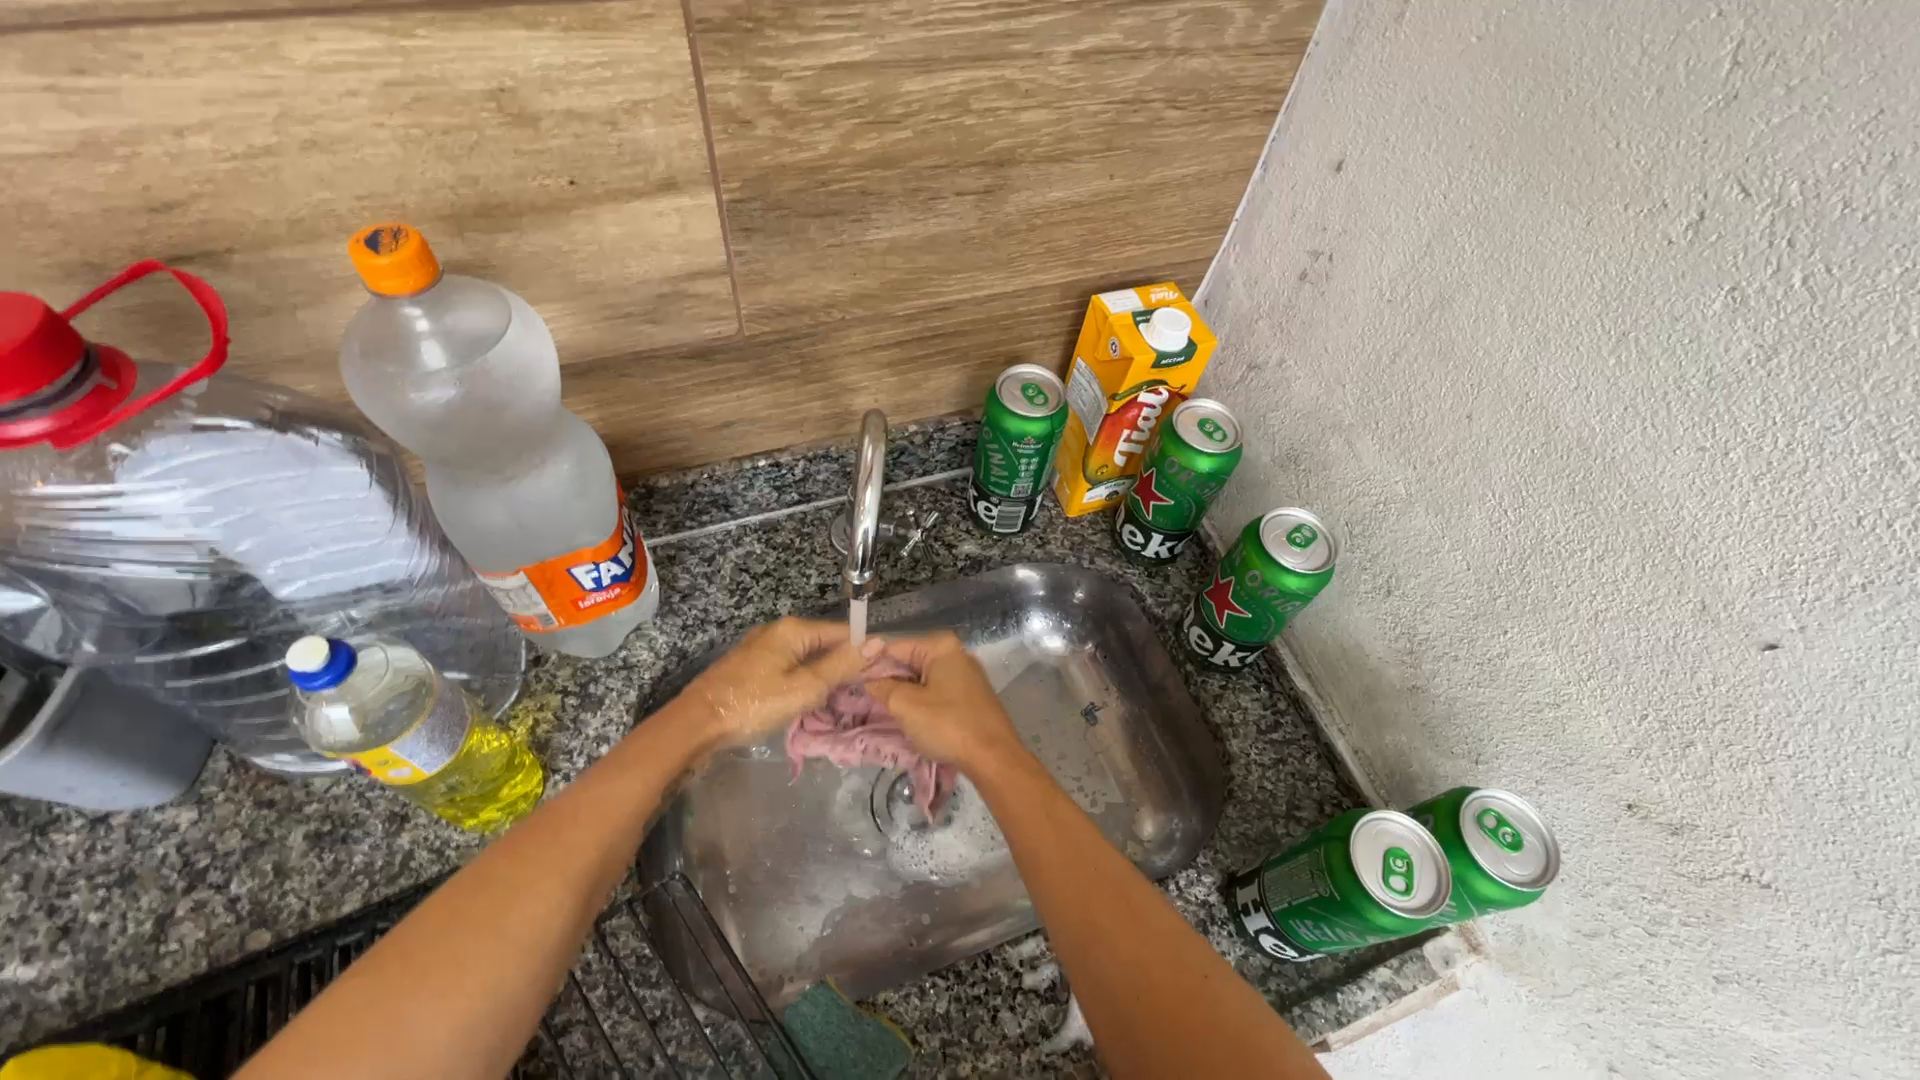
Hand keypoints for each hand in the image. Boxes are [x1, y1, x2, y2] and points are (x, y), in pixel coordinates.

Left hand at [677, 617, 881, 746]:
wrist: (696, 725)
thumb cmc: (754, 705)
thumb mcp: (806, 688)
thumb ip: (842, 666)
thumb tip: (877, 643)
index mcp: (793, 630)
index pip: (842, 632)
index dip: (863, 651)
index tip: (882, 673)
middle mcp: (777, 632)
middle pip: (823, 644)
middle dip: (842, 667)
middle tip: (861, 694)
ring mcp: (760, 649)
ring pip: (805, 659)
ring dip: (821, 678)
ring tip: (838, 702)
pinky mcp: (749, 668)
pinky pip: (787, 669)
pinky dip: (801, 683)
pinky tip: (806, 703)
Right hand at [866, 632, 1026, 769]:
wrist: (993, 757)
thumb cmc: (949, 726)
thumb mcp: (906, 706)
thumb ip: (882, 687)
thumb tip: (866, 680)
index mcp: (940, 646)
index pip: (893, 647)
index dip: (868, 664)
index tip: (847, 680)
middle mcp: (954, 653)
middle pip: (907, 661)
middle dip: (885, 679)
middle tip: (858, 698)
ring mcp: (963, 674)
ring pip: (919, 678)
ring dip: (900, 693)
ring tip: (877, 709)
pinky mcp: (967, 694)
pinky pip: (933, 691)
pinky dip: (918, 701)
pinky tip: (904, 716)